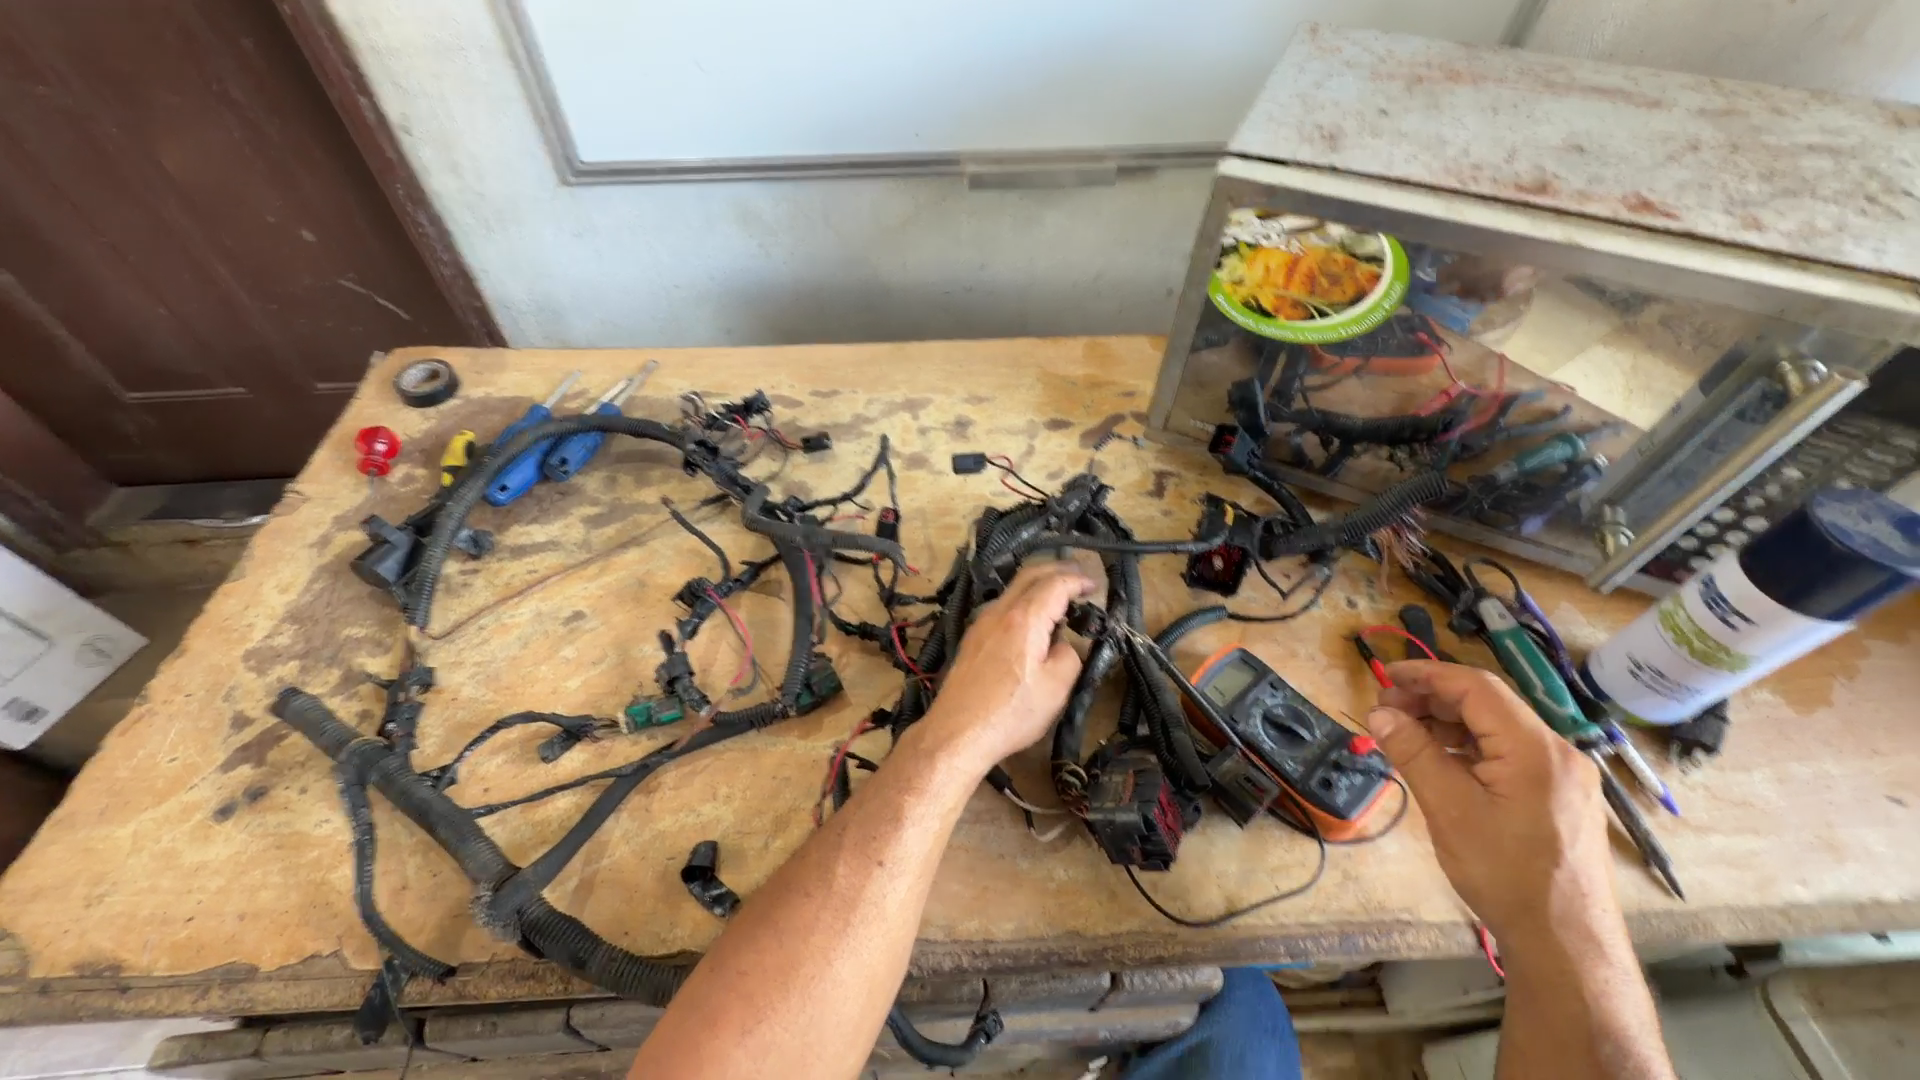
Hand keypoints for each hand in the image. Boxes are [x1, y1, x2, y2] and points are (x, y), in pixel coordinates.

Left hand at [911, 561, 1096, 774]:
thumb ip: (1069, 656)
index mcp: (1023, 620)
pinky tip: (1031, 624)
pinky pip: (1001, 608)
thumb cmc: (1011, 713)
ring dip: (1038, 587)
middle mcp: (998, 613)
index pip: (1055, 584)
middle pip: (1029, 575)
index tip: (1095, 586)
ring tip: (1059, 601)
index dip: (1078, 580)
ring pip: (1012, 590)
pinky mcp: (972, 640)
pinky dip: (1023, 603)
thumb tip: (1062, 644)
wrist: (957, 733)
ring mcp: (980, 625)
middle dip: (1057, 571)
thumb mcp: (1056, 689)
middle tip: (1080, 579)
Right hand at [1366, 660, 1614, 943]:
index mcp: (1535, 747)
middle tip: (1387, 712)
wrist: (1564, 940)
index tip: (1385, 676)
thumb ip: (1414, 753)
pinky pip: (1509, 754)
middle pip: (1488, 704)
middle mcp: (1557, 752)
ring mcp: (1563, 775)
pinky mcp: (1559, 796)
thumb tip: (1380, 713)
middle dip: (1433, 700)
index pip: (1477, 687)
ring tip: (1406, 737)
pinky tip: (1441, 763)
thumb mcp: (1449, 808)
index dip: (1427, 675)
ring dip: (1448, 724)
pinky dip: (1469, 748)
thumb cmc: (1504, 872)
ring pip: (1497, 729)